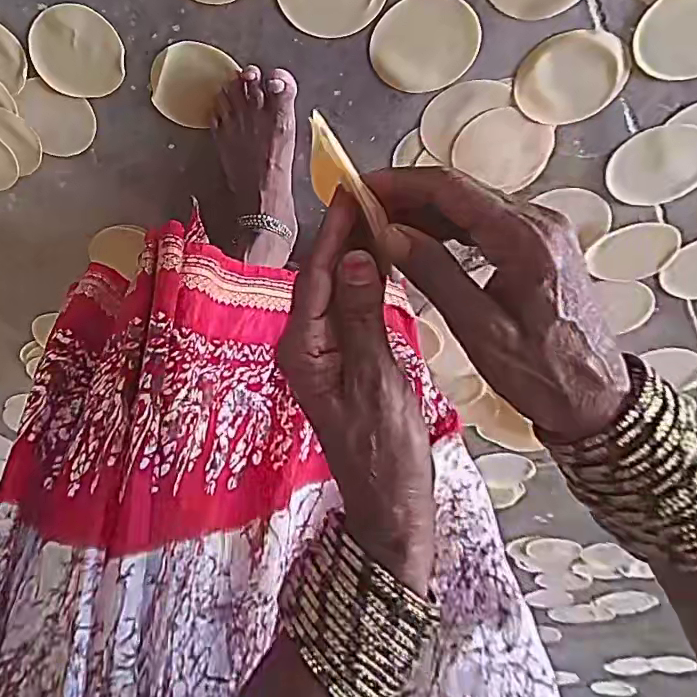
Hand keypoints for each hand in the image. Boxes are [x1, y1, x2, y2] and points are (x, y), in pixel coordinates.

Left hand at [277, 191, 435, 593]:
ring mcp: (323, 351)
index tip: (350, 194)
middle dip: (343, 236)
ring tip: (378, 217)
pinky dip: (365, 280)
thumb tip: (358, 258)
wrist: (391, 502)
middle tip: (369, 196)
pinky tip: (382, 261)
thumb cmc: (385, 450)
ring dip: (355, 254)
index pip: (317, 276)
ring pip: (337, 289)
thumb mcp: (378, 382)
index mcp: (304, 348)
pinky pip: (350, 307)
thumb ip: (364, 319)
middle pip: (323, 277)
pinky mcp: (343, 356)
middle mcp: (306, 344)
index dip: (334, 234)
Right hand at [363, 167, 630, 440]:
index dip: (401, 183)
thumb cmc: (544, 375)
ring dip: (427, 209)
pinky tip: (422, 237)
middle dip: (409, 194)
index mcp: (526, 240)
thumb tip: (390, 233)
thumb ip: (434, 273)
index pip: (452, 189)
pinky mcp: (540, 243)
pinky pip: (487, 221)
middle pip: (461, 190)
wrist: (599, 399)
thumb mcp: (480, 330)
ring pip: (472, 203)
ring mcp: (542, 230)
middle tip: (365, 206)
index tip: (365, 187)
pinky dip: (450, 225)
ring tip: (384, 222)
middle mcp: (539, 223)